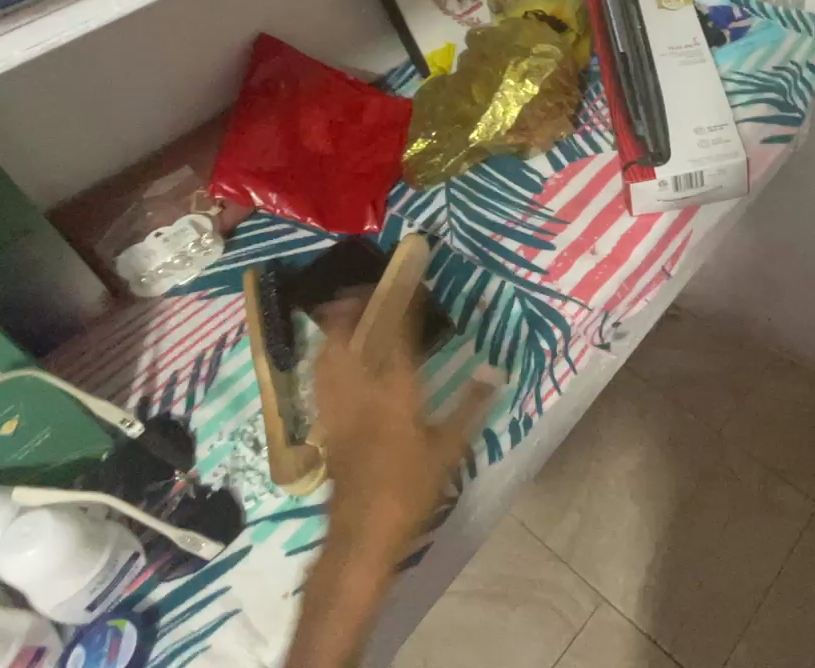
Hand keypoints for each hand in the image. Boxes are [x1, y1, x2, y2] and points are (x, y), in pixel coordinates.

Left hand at [311, 306, 496, 545]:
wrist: (363, 532)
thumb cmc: (411, 488)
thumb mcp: (450, 447)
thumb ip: (471, 405)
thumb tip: (494, 371)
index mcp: (398, 393)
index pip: (397, 338)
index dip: (400, 306)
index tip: (409, 283)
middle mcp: (364, 393)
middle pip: (353, 340)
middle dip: (356, 309)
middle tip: (366, 288)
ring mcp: (339, 408)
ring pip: (330, 357)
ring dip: (335, 329)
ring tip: (341, 309)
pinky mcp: (326, 424)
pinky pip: (320, 380)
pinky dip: (323, 358)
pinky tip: (327, 353)